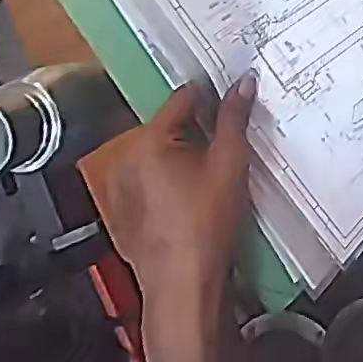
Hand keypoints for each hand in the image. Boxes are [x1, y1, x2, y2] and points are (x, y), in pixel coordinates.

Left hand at [99, 76, 257, 312]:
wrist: (182, 279)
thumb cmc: (208, 219)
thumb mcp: (230, 162)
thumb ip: (235, 118)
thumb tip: (244, 82)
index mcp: (149, 140)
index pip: (184, 98)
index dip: (213, 97)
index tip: (235, 104)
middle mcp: (125, 155)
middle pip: (170, 125)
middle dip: (199, 129)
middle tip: (228, 145)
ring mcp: (119, 182)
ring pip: (160, 151)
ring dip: (184, 152)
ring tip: (212, 172)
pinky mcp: (121, 204)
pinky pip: (149, 175)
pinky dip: (169, 175)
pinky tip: (191, 195)